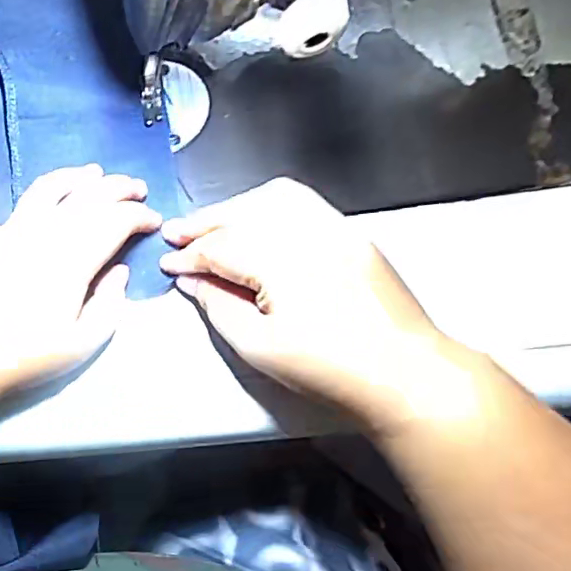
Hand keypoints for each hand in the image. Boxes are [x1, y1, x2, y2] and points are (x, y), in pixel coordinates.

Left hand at [0, 161, 161, 400]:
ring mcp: (7, 232)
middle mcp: (44, 232)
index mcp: (75, 257)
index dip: (140, 216)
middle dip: (118, 188)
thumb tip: (119, 271)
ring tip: (91, 173)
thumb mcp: (82, 343)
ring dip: (71, 176)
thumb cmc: (27, 356)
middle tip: (135, 188)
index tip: (153, 221)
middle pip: (87, 197)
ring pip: (44, 189)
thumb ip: (109, 304)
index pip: (116, 221)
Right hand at [159, 178, 491, 438]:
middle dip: (206, 222)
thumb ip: (218, 306)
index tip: (168, 264)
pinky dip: (269, 207)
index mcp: (283, 262)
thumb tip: (193, 281)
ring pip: (275, 198)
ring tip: (211, 224)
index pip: (222, 246)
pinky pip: (303, 204)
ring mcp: (336, 229)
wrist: (402, 372)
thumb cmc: (331, 368)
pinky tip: (256, 222)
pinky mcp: (352, 235)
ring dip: (236, 207)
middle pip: (245, 212)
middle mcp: (311, 233)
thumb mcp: (258, 346)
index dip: (189, 255)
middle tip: (177, 234)